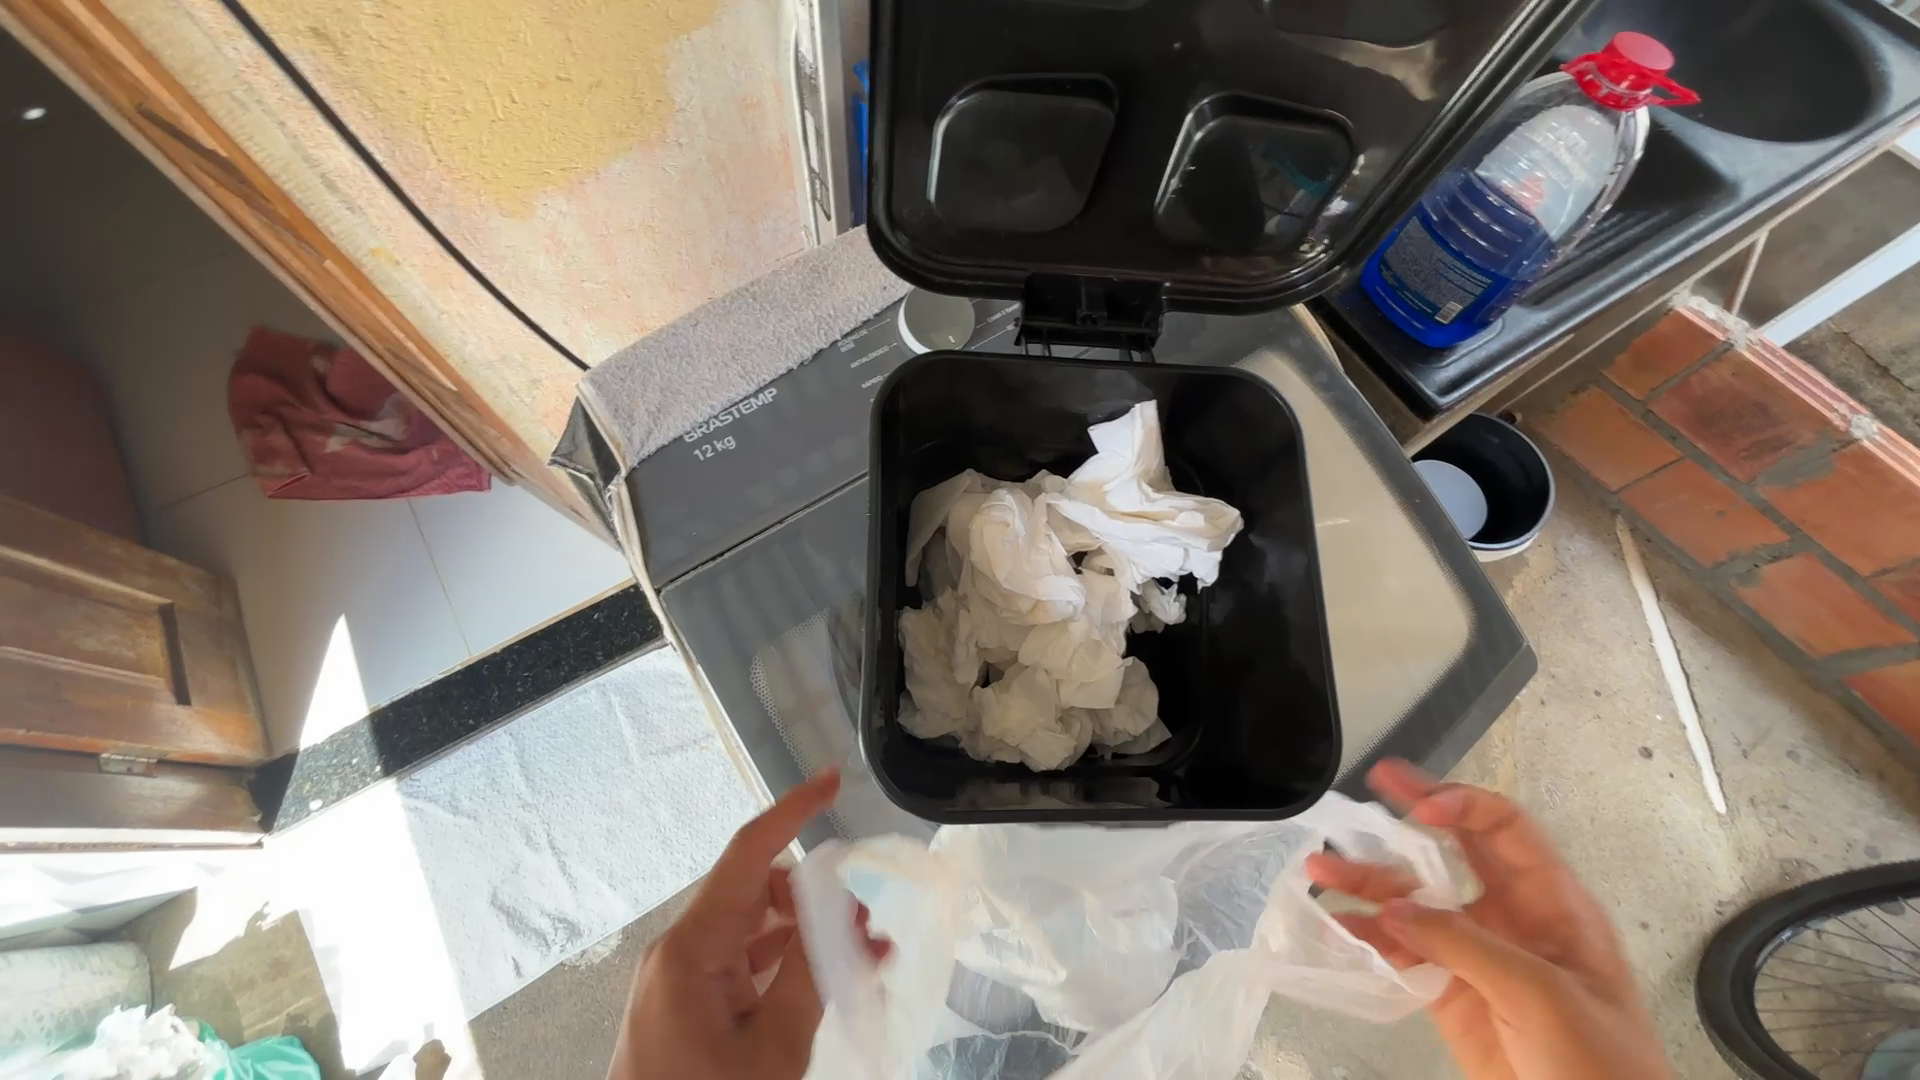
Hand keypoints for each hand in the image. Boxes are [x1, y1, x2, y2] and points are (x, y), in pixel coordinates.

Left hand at [608, 769, 889, 1079]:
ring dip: (807, 929)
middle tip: (870, 920)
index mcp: (692, 947)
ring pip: (754, 925)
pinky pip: (743, 959)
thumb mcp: (773, 1047)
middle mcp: (681, 948)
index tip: (834, 779)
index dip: (794, 808)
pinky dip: (785, 958)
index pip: (749, 852)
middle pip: (757, 889)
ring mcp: (681, 975)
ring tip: (864, 952)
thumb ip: (809, 968)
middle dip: (816, 892)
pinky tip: (828, 975)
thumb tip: (841, 908)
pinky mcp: (687, 999)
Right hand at [1306, 760, 1671, 1079]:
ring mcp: (1471, 950)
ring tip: (1317, 869)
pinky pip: (1396, 948)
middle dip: (1410, 814)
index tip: (1420, 810)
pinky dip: (1362, 935)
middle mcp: (1506, 914)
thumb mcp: (1544, 999)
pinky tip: (1331, 926)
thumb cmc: (1600, 1069)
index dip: (1464, 806)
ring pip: (1410, 897)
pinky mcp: (1444, 986)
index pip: (1506, 829)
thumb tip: (1393, 909)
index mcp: (1550, 904)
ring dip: (1365, 880)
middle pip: (1451, 847)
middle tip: (1371, 780)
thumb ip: (1466, 946)